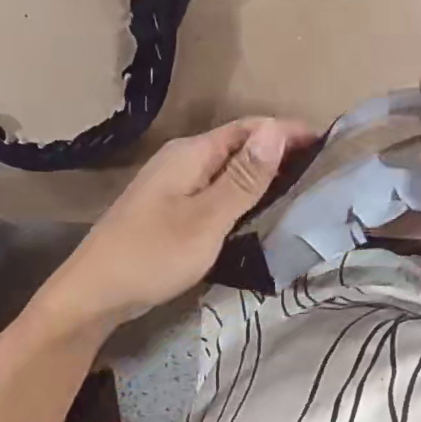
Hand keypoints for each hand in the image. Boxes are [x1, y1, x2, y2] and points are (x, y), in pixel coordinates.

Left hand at [32, 117, 319, 332]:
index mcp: (189, 154)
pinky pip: (209, 193)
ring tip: (295, 190)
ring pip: (222, 171)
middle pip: (236, 146)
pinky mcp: (164, 213)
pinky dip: (236, 197)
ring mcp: (168, 188)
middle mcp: (178, 162)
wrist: (94, 293)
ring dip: (256, 176)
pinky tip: (251, 214)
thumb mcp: (205, 220)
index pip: (249, 128)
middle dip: (275, 152)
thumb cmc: (151, 256)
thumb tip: (276, 129)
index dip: (287, 131)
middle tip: (317, 169)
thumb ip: (242, 179)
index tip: (326, 143)